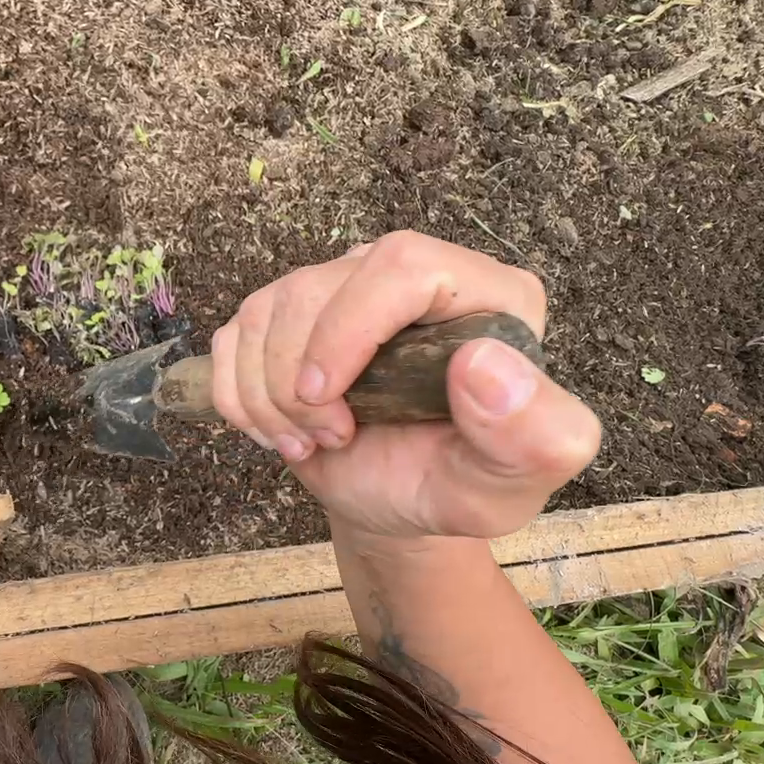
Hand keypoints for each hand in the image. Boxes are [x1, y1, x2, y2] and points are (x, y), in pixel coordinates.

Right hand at [210, 230, 599, 540]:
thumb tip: (484, 365)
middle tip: (329, 440)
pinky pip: (230, 340)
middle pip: (311, 289)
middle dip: (296, 381)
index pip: (400, 266)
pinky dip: (237, 397)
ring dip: (265, 396)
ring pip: (262, 313)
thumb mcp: (506, 487)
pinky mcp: (281, 316)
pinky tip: (275, 428)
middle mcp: (403, 275)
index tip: (326, 396)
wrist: (389, 497)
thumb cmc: (448, 486)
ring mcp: (334, 289)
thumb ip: (534, 436)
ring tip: (305, 442)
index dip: (348, 327)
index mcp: (482, 297)